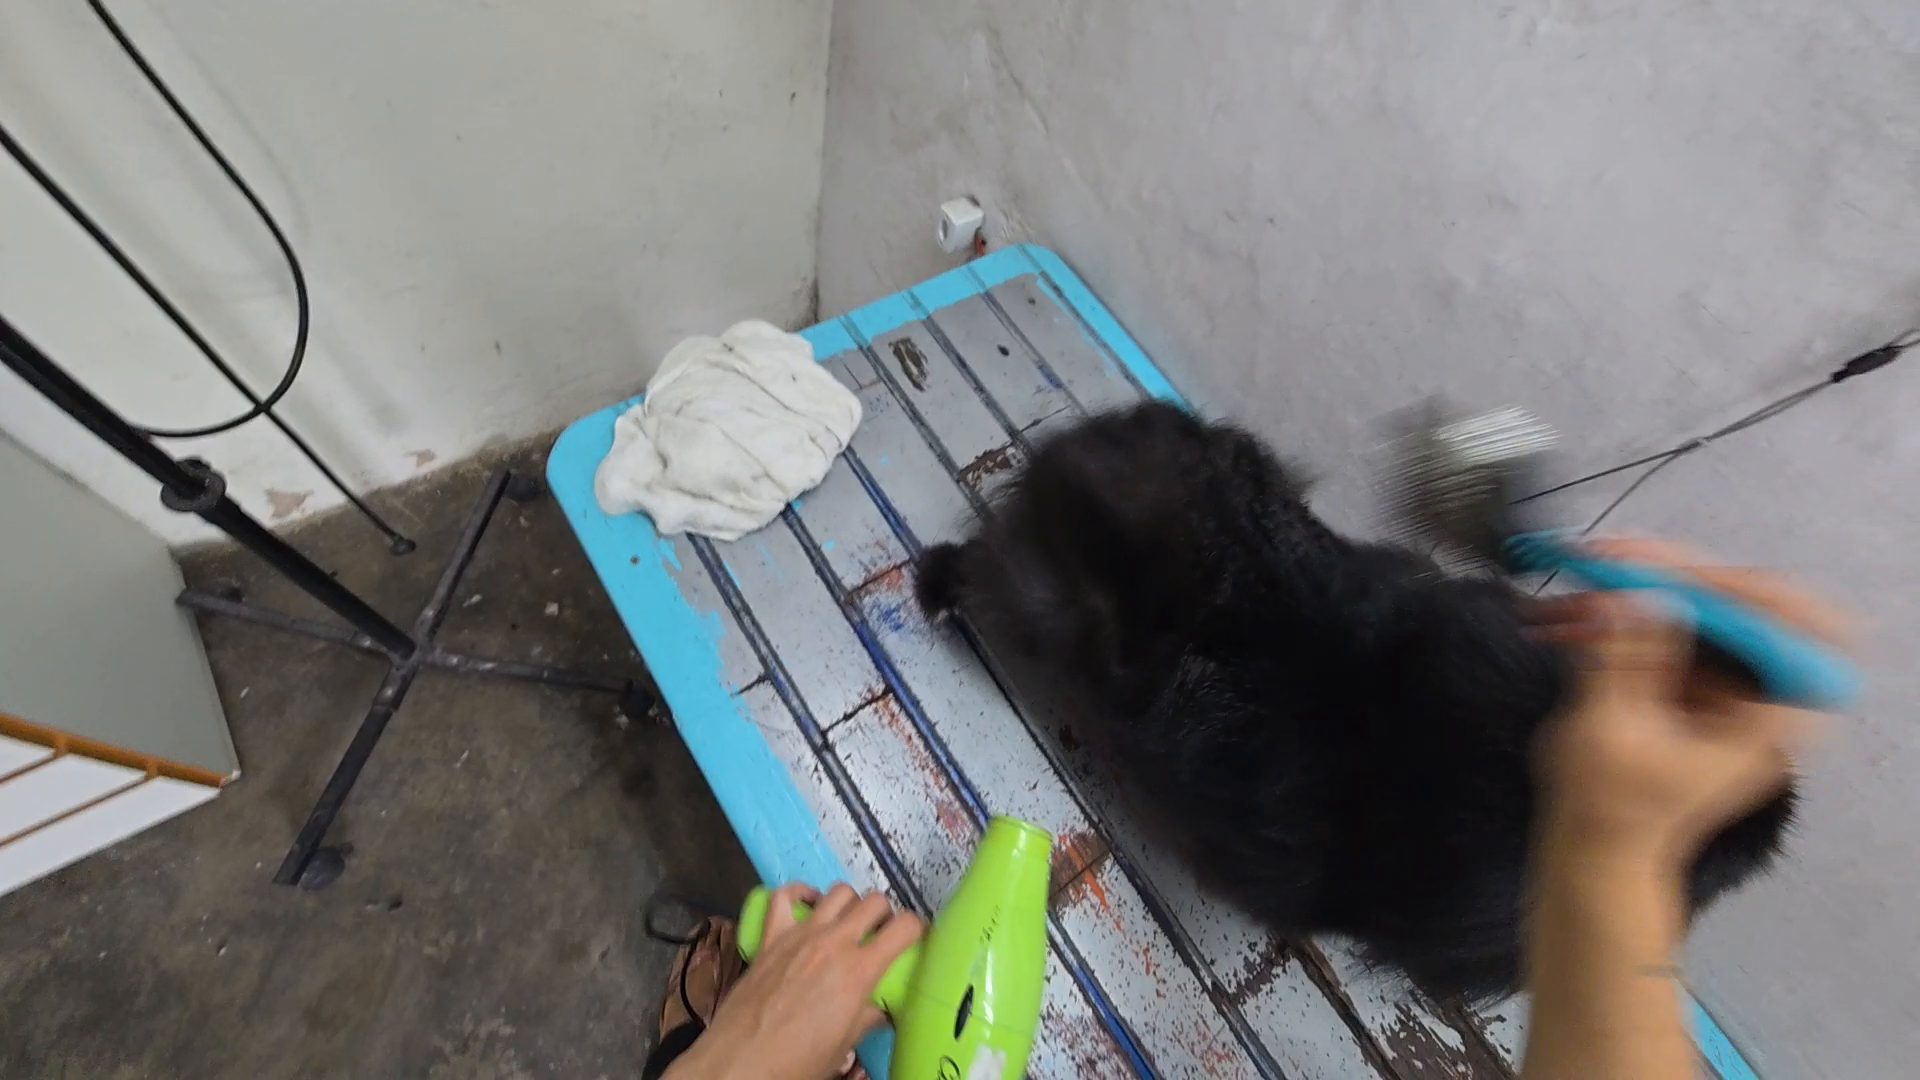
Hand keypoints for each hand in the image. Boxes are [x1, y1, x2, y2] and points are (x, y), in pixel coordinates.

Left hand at [666, 883, 924, 1079]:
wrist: (739, 1066)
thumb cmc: (795, 1064)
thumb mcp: (843, 1047)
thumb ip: (868, 1017)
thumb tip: (882, 1007)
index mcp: (859, 970)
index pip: (905, 927)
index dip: (917, 928)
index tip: (916, 937)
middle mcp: (835, 942)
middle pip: (875, 901)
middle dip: (885, 914)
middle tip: (881, 933)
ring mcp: (802, 933)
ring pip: (840, 891)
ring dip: (850, 903)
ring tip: (848, 922)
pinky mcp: (772, 934)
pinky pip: (786, 894)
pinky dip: (801, 892)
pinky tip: (809, 903)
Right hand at [1528, 538, 1849, 871]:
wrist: (1592, 838)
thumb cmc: (1611, 803)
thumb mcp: (1612, 730)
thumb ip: (1625, 662)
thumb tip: (1637, 598)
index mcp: (1772, 713)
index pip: (1793, 627)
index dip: (1733, 590)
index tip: (1660, 575)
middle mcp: (1754, 689)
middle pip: (1737, 606)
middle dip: (1666, 577)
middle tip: (1603, 559)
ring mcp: (1713, 681)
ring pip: (1682, 612)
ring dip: (1615, 596)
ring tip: (1555, 596)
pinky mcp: (1672, 678)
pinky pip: (1646, 630)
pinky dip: (1599, 619)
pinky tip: (1553, 619)